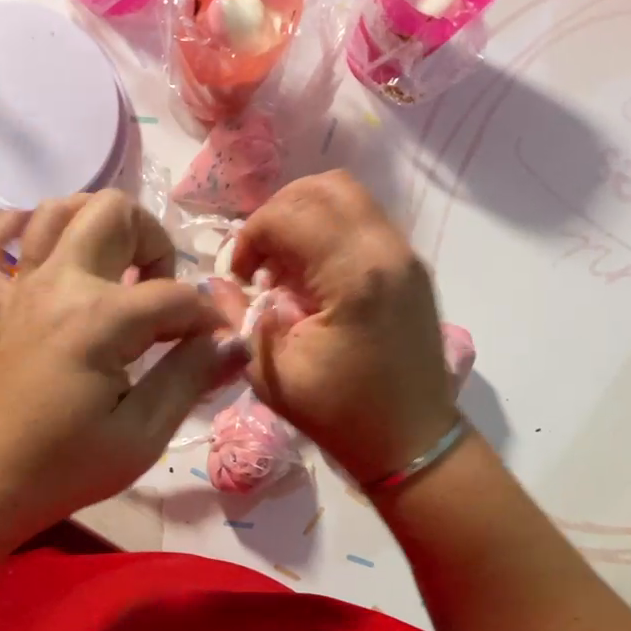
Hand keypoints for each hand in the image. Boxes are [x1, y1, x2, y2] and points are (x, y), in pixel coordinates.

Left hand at [0, 190, 242, 572]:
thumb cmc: (66, 469)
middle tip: (163, 298)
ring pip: (54, 211)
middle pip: (113, 212)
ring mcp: (21, 290)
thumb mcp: (141, 435)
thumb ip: (188, 378)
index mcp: (100, 319)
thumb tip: (232, 342)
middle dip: (154, 242)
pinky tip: (29, 237)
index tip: (218, 349)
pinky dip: (4, 230)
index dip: (207, 319)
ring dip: (95, 224)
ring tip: (118, 269)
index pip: (174, 294)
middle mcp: (59, 285)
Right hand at [228, 171, 458, 484]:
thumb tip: (218, 283)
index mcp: (355, 275)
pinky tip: (314, 278)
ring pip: (347, 197)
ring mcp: (406, 254)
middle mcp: (387, 249)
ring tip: (285, 268)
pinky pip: (365, 222)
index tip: (240, 278)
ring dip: (305, 220)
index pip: (290, 214)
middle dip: (277, 216)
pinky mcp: (412, 267)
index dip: (252, 237)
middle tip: (259, 262)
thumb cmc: (341, 416)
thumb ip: (240, 319)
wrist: (412, 442)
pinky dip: (330, 233)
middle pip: (322, 189)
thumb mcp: (274, 375)